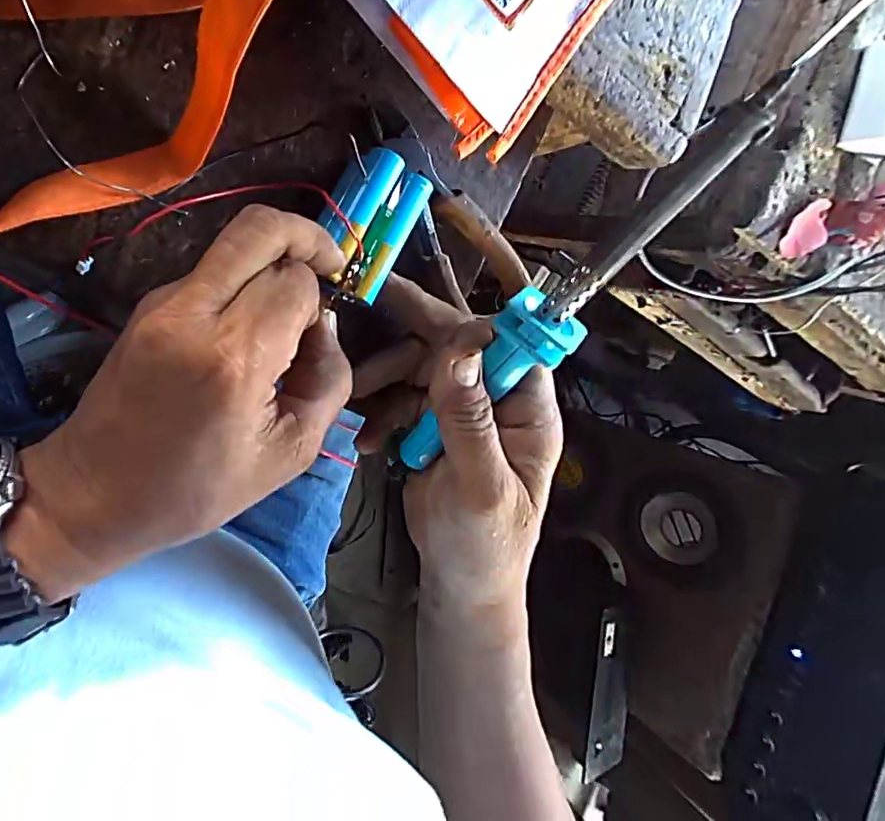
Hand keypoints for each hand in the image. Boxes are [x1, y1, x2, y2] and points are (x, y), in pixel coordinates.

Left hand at [9, 206, 353, 597]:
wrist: (92, 493)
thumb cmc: (196, 488)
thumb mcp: (290, 453)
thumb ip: (329, 379)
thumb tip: (323, 322)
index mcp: (233, 358)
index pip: (295, 281)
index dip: (318, 301)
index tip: (313, 339)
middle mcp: (193, 314)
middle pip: (262, 228)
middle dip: (306, 237)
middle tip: (326, 265)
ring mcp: (163, 302)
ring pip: (237, 243)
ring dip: (272, 261)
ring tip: (281, 312)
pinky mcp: (149, 303)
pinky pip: (213, 270)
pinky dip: (243, 282)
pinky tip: (243, 330)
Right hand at [352, 279, 564, 621]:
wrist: (459, 583)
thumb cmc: (486, 545)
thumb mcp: (480, 486)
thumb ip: (469, 420)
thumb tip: (460, 349)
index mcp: (527, 407)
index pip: (505, 344)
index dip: (464, 323)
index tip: (414, 302)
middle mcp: (498, 397)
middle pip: (455, 347)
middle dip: (410, 341)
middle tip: (367, 306)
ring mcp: (464, 409)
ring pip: (421, 368)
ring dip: (385, 379)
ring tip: (357, 401)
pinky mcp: (434, 424)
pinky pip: (403, 397)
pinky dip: (381, 411)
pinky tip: (367, 439)